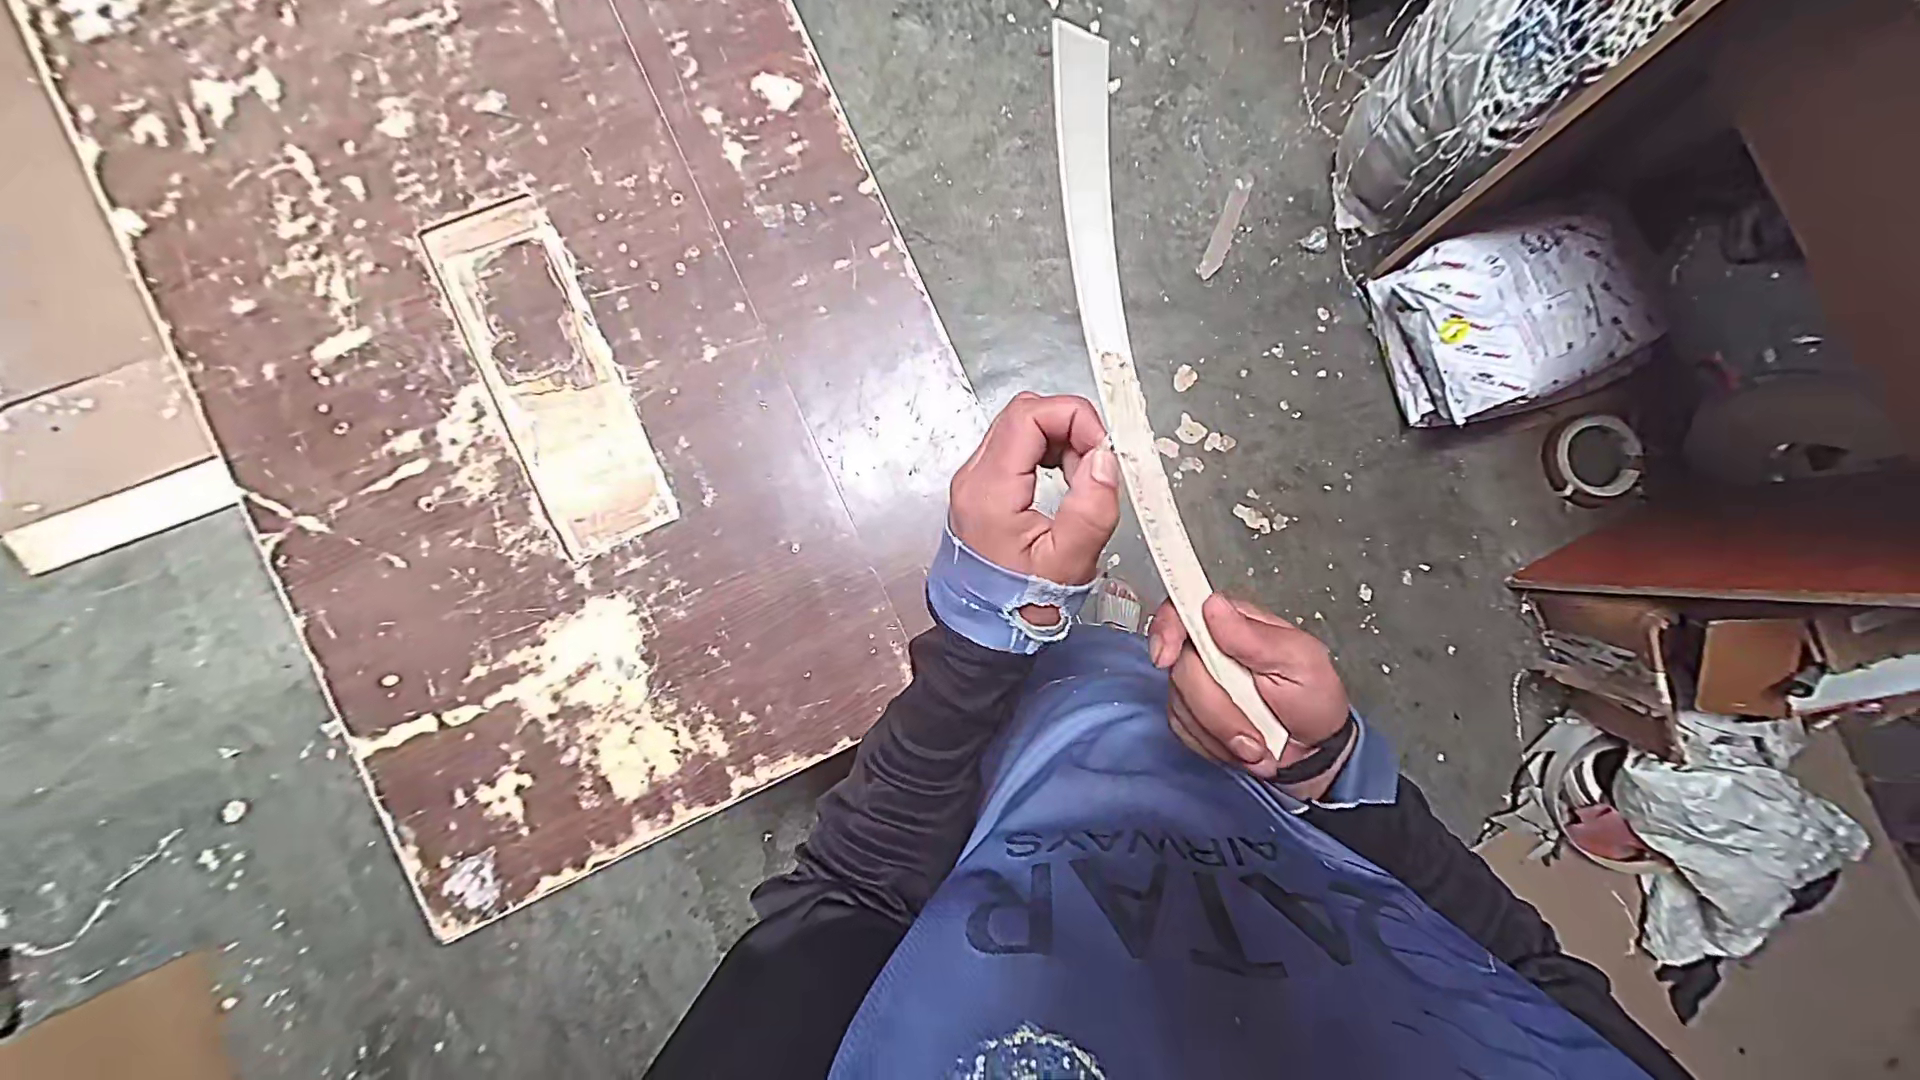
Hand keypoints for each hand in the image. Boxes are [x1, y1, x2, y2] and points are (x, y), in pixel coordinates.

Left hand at [950, 393, 1120, 624]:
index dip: (1074, 417)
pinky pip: (1016, 446)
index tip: (1104, 448)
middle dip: (1070, 426)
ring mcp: (974, 478)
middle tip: (1095, 464)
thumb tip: (1105, 458)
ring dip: (1061, 438)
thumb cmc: (1022, 601)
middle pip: (1023, 413)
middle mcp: (973, 476)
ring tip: (1082, 479)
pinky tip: (1065, 481)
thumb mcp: (1068, 563)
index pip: (1029, 416)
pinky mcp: (981, 485)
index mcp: (990, 490)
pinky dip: (1047, 451)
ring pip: (1020, 426)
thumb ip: (1090, 509)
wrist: (986, 625)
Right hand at [1147, 594, 1350, 782]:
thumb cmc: (1313, 698)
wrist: (1315, 749)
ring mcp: (1193, 681)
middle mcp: (1206, 648)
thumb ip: (1255, 637)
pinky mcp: (1188, 711)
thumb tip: (1213, 606)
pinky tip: (1240, 745)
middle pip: (1181, 669)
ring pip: (1180, 702)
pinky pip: (1182, 727)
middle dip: (1217, 708)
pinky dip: (1214, 744)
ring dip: (1221, 732)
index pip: (1181, 611)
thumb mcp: (1300, 662)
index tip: (1167, 658)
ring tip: (1258, 742)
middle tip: (1255, 733)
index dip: (1166, 630)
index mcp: (1230, 624)